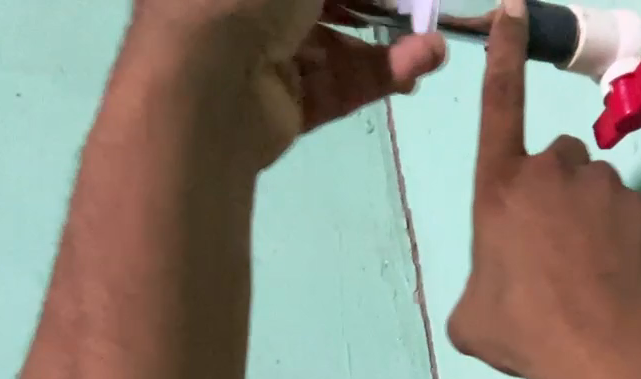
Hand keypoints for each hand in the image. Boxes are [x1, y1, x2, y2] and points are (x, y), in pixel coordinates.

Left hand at [136, 1, 445, 165]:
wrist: (206, 82)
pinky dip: (377, 77)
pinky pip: (337, 86)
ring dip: (389, 44)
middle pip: (329, 3)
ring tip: (434, 49)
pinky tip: (417, 70)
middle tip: (424, 9)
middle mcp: (254, 5)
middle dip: (381, 4)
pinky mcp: (287, 105)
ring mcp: (270, 55)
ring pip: (338, 46)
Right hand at [446, 1, 640, 378]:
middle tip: (549, 246)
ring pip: (591, 187)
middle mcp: (551, 172)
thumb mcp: (472, 319)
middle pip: (553, 160)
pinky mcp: (640, 208)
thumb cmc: (521, 327)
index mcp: (500, 188)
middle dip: (551, 190)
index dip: (504, 57)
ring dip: (585, 216)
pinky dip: (617, 236)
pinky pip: (624, 212)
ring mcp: (602, 186)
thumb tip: (489, 297)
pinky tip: (611, 276)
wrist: (596, 344)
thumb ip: (478, 290)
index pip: (498, 107)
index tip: (513, 11)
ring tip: (583, 272)